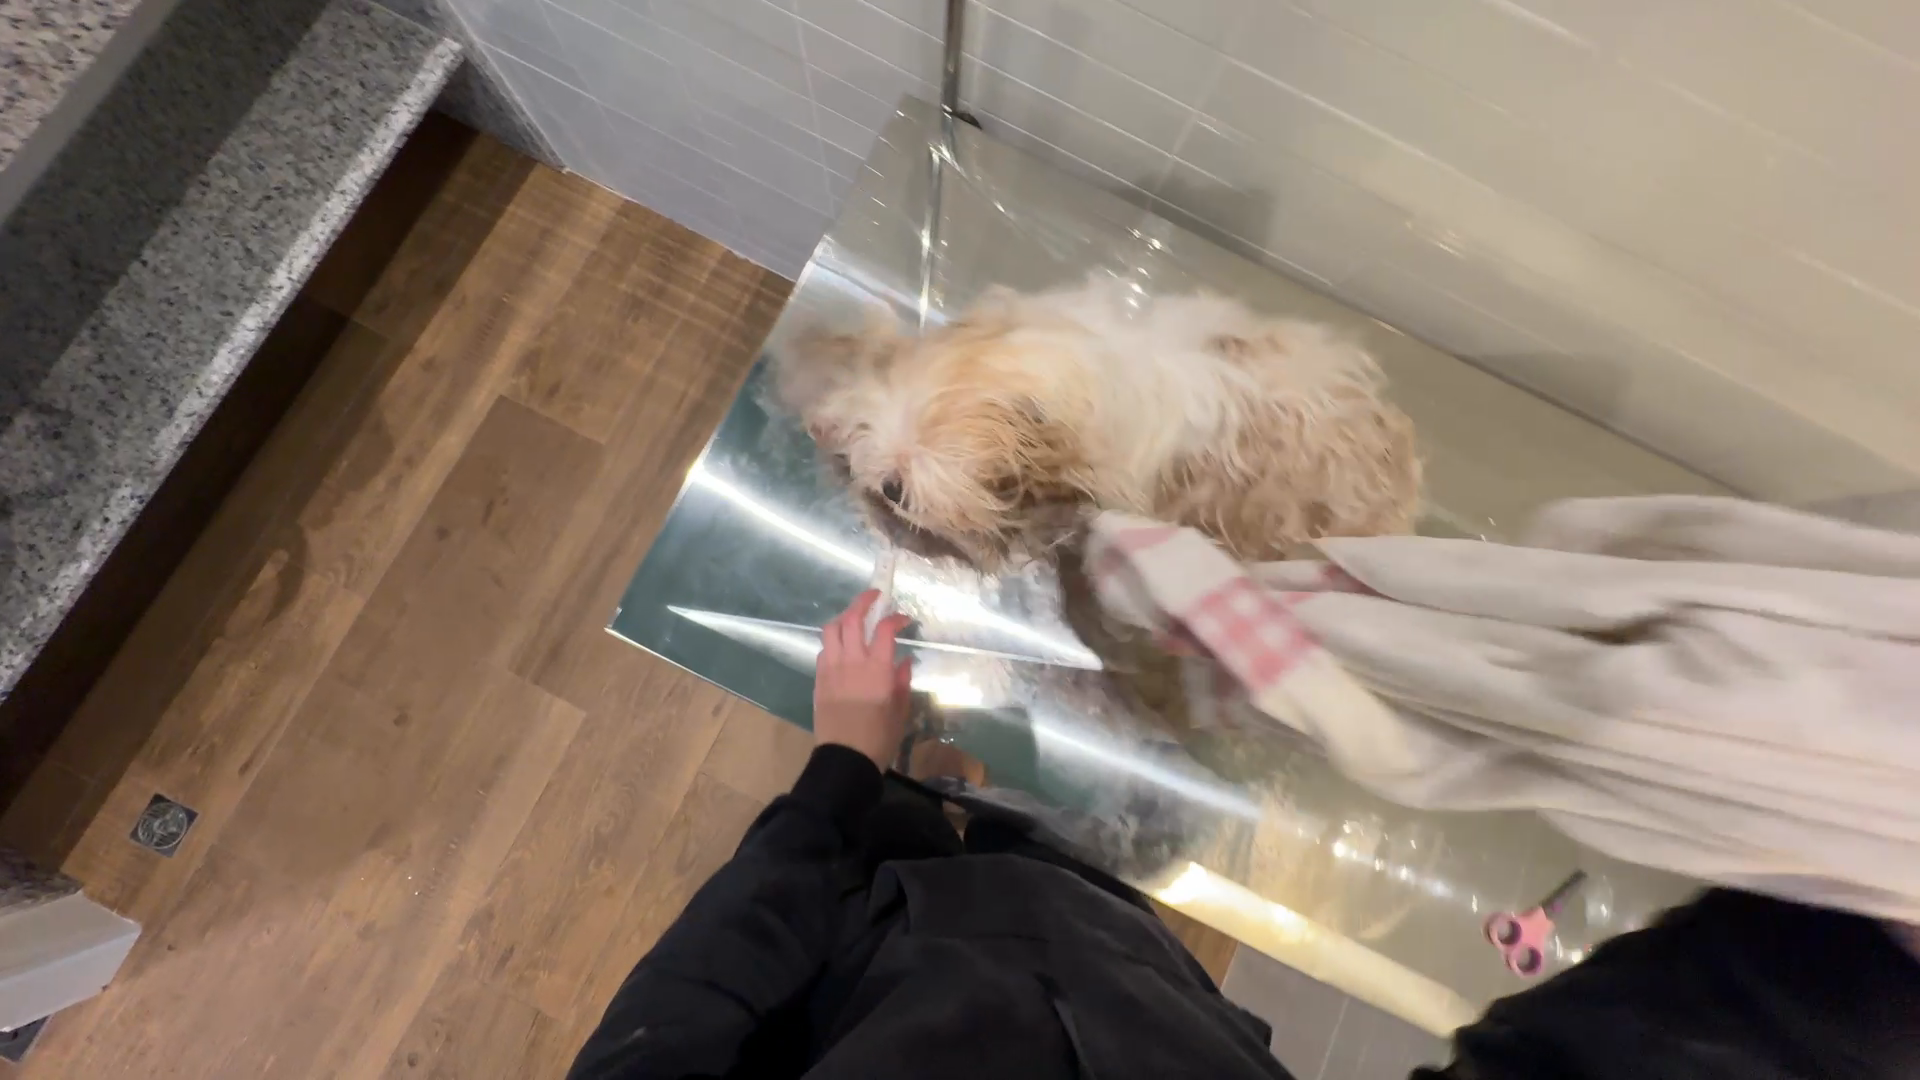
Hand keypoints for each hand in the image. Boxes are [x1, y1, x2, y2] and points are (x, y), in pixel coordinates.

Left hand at [813, 591, 913, 768]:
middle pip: (852, 618)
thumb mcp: (900, 710)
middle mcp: (852, 661)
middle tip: (874, 597)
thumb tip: (903, 662)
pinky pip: (824, 649)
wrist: (845, 760)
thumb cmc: (879, 738)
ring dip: (844, 618)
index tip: (903, 619)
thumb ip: (901, 681)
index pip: (884, 629)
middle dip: (863, 602)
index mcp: (877, 669)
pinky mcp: (819, 679)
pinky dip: (834, 641)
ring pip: (832, 629)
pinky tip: (842, 648)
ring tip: (854, 618)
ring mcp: (831, 668)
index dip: (895, 618)